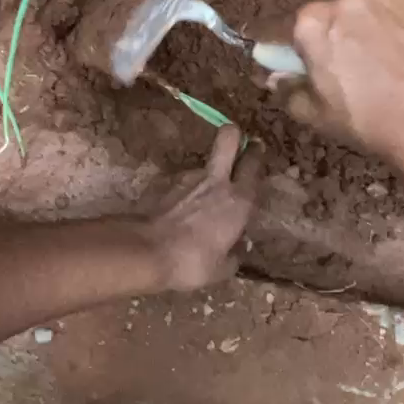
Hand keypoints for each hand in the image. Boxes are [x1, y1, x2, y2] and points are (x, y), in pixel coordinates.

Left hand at [141, 124, 262, 290]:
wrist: (148, 251)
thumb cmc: (192, 262)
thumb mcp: (222, 269)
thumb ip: (233, 256)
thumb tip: (236, 251)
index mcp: (240, 200)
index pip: (254, 165)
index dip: (256, 155)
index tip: (256, 151)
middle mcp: (216, 181)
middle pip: (229, 138)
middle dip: (233, 134)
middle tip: (236, 139)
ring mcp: (187, 177)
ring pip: (201, 165)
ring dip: (203, 177)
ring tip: (195, 204)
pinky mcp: (163, 182)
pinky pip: (179, 183)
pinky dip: (181, 193)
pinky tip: (175, 213)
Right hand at [284, 0, 403, 176]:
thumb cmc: (369, 122)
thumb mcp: (314, 115)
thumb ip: (287, 90)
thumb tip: (278, 77)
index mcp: (312, 24)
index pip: (292, 30)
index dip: (297, 51)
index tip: (308, 68)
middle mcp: (347, 0)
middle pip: (331, 15)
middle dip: (335, 36)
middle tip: (350, 72)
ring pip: (367, 11)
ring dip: (368, 29)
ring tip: (385, 66)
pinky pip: (401, 10)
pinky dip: (400, 27)